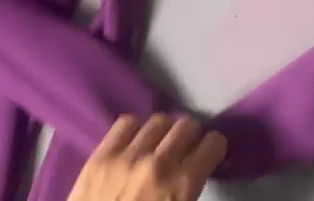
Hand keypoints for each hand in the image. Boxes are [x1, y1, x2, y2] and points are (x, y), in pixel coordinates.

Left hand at [68, 114, 227, 200]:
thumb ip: (190, 193)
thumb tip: (200, 171)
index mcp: (181, 186)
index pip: (214, 142)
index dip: (212, 150)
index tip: (206, 158)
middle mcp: (158, 164)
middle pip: (188, 125)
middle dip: (190, 139)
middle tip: (182, 154)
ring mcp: (126, 158)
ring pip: (160, 120)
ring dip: (163, 134)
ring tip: (156, 149)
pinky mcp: (99, 159)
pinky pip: (127, 123)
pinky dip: (135, 131)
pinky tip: (133, 146)